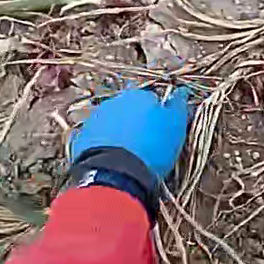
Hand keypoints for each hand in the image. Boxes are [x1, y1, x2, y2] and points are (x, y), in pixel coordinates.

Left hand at [68, 86, 192, 188]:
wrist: (116, 173)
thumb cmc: (152, 148)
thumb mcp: (176, 126)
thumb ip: (178, 105)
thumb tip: (181, 91)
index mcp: (139, 95)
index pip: (153, 99)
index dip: (160, 114)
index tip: (165, 129)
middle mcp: (115, 101)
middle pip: (131, 109)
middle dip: (139, 120)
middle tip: (150, 142)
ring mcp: (96, 118)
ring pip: (114, 122)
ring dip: (122, 131)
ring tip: (132, 153)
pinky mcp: (82, 137)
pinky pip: (99, 137)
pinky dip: (107, 143)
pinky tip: (116, 158)